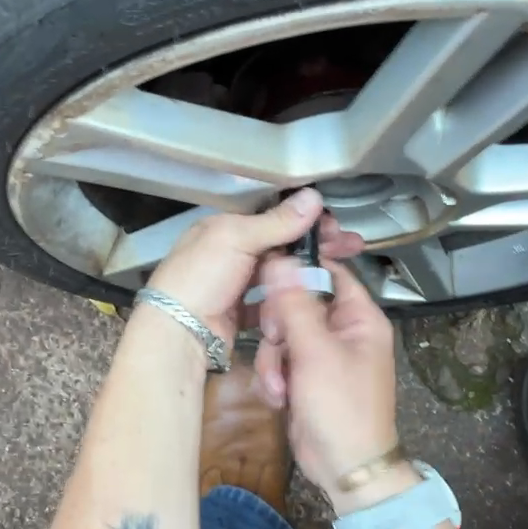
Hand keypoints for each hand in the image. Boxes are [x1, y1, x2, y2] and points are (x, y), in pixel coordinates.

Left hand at [142, 189, 362, 345]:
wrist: (177, 332)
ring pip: (278, 274)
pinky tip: (310, 299)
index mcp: (224, 227)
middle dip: (314, 246)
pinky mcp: (238, 313)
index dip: (305, 220)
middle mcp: (228, 252)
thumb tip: (312, 196)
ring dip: (306, 272)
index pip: (272, 217)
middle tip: (350, 247)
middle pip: (280, 245)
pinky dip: (287, 300)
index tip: (336, 227)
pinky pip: (269, 302)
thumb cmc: (200, 277)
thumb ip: (276, 222)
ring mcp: (234, 284)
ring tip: (337, 273)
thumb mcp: (236, 239)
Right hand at [254, 257, 400, 509]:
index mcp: (359, 317)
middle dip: (279, 329)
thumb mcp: (315, 351)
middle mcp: (342, 331)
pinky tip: (279, 398)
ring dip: (274, 361)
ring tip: (279, 387)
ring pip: (283, 335)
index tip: (266, 273)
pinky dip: (275, 379)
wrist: (346, 469)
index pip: (329, 273)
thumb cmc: (341, 406)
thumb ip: (294, 303)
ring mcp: (323, 356)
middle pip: (296, 304)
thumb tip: (280, 258)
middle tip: (276, 343)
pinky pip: (281, 361)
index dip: (299, 270)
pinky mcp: (305, 377)